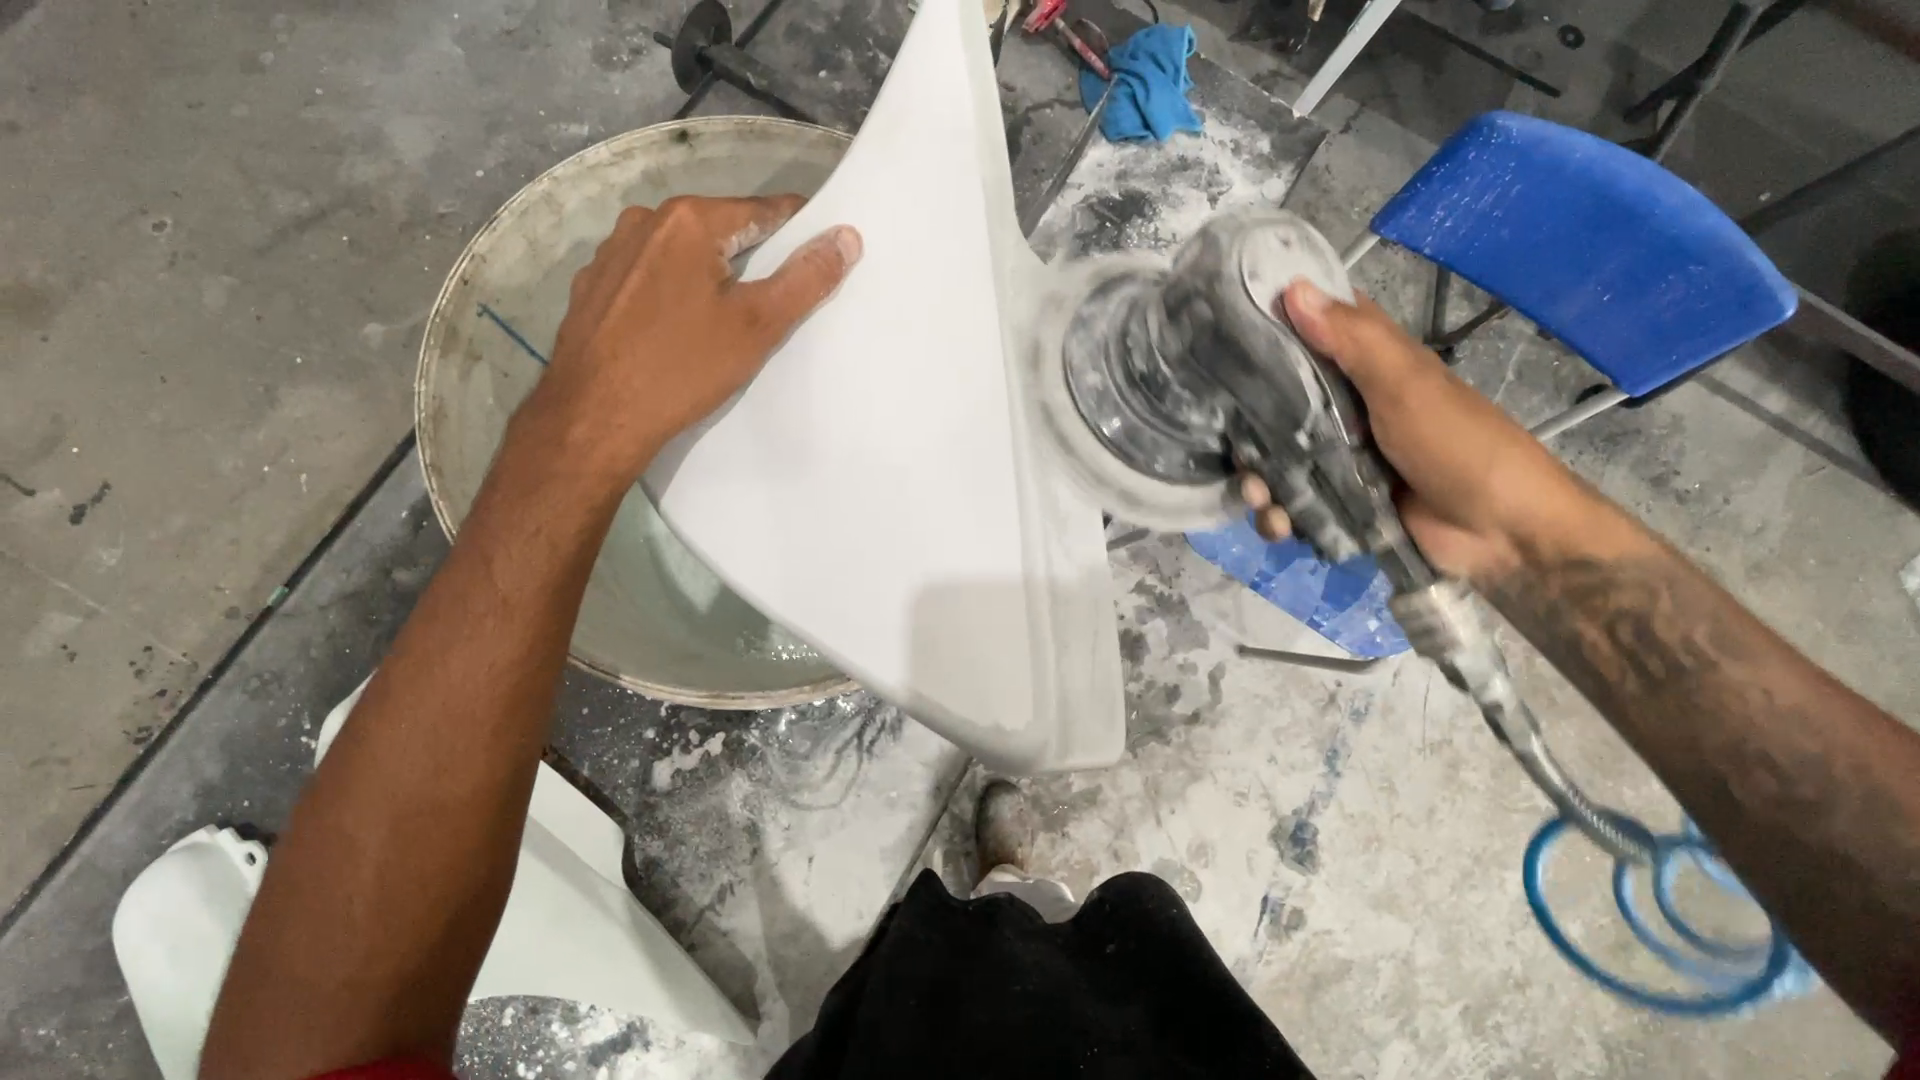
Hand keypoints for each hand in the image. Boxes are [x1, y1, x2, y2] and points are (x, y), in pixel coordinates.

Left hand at [526, 194, 861, 481]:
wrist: (594, 418)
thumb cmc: (682, 369)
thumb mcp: (758, 326)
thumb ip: (806, 277)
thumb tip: (846, 237)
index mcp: (690, 220)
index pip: (765, 210)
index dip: (798, 233)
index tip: (815, 262)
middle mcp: (644, 221)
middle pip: (720, 230)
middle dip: (751, 260)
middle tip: (771, 305)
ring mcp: (611, 253)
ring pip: (681, 255)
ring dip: (707, 277)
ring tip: (722, 323)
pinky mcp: (592, 287)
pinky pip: (648, 278)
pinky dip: (671, 294)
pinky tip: (675, 333)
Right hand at [1242, 280, 1599, 584]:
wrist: (1502, 534)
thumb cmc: (1458, 445)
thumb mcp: (1406, 385)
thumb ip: (1352, 340)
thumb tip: (1292, 288)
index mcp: (1365, 368)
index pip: (1311, 332)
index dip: (1269, 326)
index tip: (1220, 332)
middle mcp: (1346, 409)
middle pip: (1276, 403)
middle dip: (1247, 426)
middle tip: (1232, 444)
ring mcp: (1339, 460)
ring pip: (1275, 460)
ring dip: (1257, 481)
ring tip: (1261, 499)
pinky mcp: (1336, 505)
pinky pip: (1290, 506)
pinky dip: (1277, 518)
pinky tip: (1279, 525)